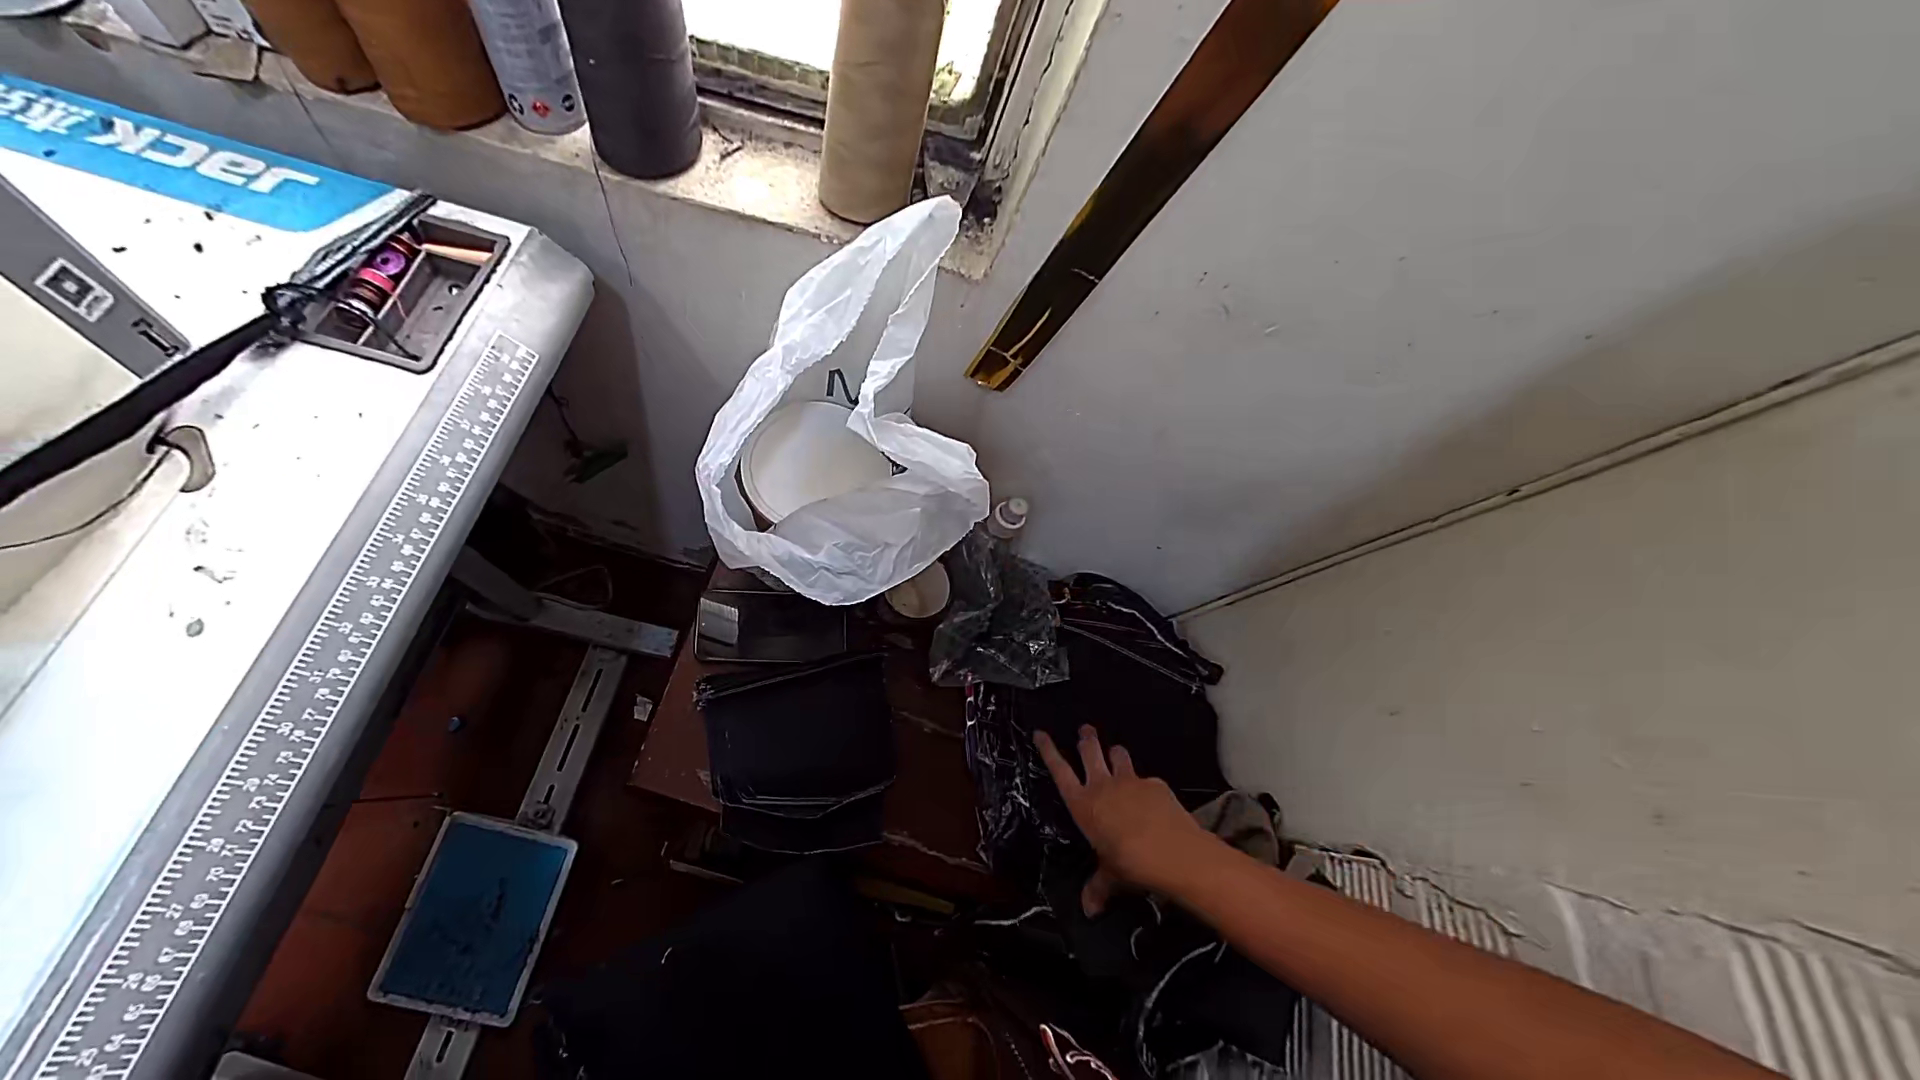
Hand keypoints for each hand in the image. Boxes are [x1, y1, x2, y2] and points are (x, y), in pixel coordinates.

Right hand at [1034, 724, 1217, 914]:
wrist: (1174, 852)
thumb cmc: (1130, 864)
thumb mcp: (1111, 877)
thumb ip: (1098, 888)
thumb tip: (1089, 911)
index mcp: (1083, 804)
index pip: (1059, 770)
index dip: (1049, 750)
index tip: (1041, 732)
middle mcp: (1102, 785)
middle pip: (1090, 751)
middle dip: (1086, 738)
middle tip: (1085, 729)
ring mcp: (1130, 780)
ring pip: (1118, 755)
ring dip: (1115, 753)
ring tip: (1116, 753)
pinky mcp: (1155, 783)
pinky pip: (1146, 779)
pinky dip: (1146, 785)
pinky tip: (1153, 798)